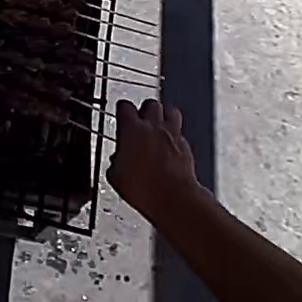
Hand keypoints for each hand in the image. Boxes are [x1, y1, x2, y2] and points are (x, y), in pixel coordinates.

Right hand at [106, 99, 203, 221]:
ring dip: (163, 114)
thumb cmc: (144, 187)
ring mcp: (172, 136)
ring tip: (157, 124)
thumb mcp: (115, 175)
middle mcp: (154, 127)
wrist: (173, 198)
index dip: (121, 109)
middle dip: (144, 109)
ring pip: (170, 111)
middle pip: (151, 103)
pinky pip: (179, 133)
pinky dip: (173, 136)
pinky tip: (168, 147)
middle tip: (139, 119)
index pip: (124, 106)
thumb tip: (118, 162)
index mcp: (131, 129)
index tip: (120, 114)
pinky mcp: (186, 148)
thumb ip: (116, 161)